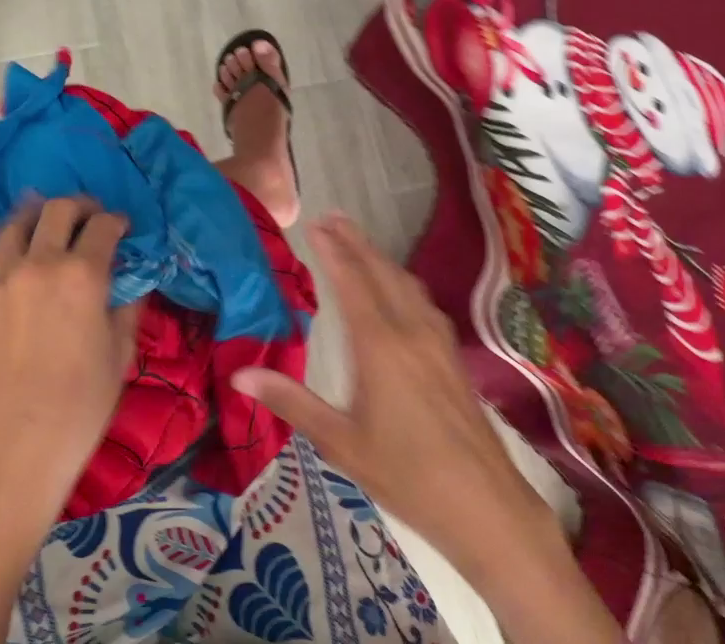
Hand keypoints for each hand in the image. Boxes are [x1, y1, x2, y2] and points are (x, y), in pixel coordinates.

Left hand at [0, 198, 139, 509]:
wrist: (18, 443)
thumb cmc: (81, 404)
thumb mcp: (120, 352)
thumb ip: (127, 304)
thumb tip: (131, 278)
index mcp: (82, 275)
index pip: (103, 227)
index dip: (118, 222)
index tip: (123, 228)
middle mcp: (39, 263)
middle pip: (58, 210)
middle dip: (80, 206)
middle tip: (89, 217)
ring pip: (14, 223)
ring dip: (34, 213)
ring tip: (44, 218)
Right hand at [232, 214, 557, 568]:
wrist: (485, 505)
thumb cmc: (405, 475)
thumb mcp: (340, 442)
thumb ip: (291, 402)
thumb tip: (239, 374)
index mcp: (380, 346)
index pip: (352, 283)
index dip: (333, 251)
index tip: (315, 224)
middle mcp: (412, 333)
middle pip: (382, 273)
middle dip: (356, 242)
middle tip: (332, 218)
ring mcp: (438, 344)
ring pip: (408, 285)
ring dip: (381, 259)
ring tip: (359, 244)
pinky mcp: (453, 359)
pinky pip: (423, 303)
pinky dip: (402, 282)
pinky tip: (400, 293)